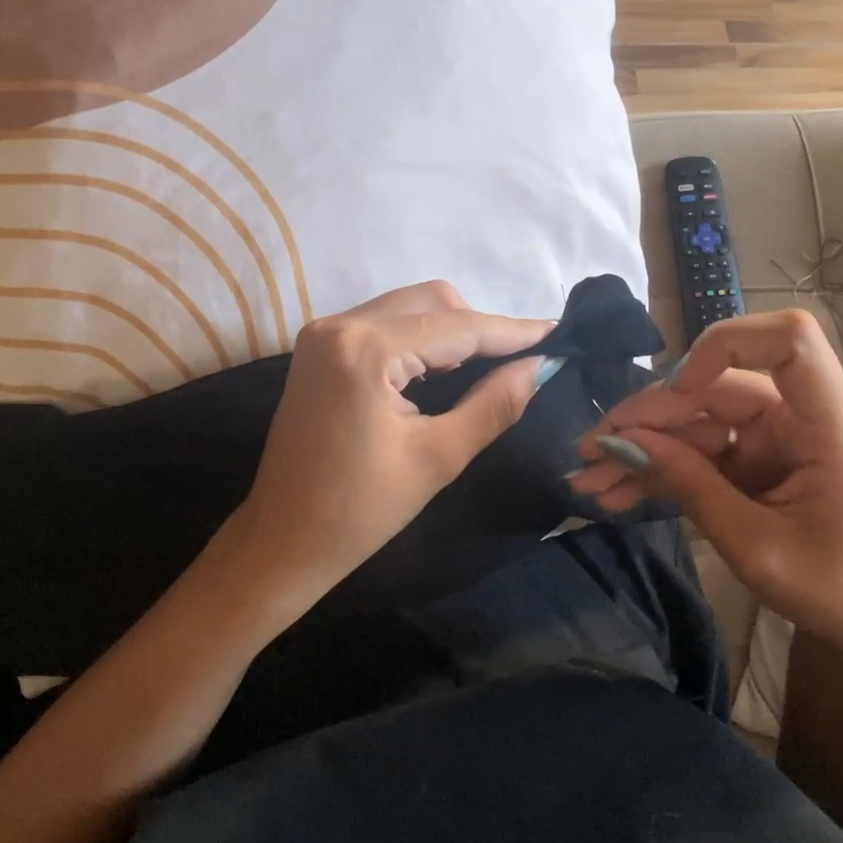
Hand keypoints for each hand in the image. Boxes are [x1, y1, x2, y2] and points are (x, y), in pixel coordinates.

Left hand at [231, 281, 552, 595]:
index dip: (513, 332)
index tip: (559, 334)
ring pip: (408, 307)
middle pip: (433, 302)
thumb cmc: (361, 511)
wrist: (282, 540)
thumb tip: (541, 366)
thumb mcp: (438, 458)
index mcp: (365, 349)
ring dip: (450, 331)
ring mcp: (323, 333)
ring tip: (484, 370)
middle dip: (480, 328)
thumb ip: (494, 404)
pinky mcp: (318, 348)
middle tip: (519, 363)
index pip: (457, 327)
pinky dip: (418, 338)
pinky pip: (384, 322)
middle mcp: (340, 324)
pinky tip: (439, 372)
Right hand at [569, 309, 842, 660]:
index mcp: (826, 426)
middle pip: (714, 386)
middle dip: (648, 416)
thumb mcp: (756, 546)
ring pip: (693, 419)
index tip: (677, 391)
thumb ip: (691, 486)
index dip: (726, 347)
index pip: (788, 342)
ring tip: (588, 481)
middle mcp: (797, 418)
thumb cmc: (833, 589)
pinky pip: (694, 450)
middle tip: (590, 452)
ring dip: (639, 448)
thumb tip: (624, 441)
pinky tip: (613, 491)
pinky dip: (654, 469)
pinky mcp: (750, 460)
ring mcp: (771, 438)